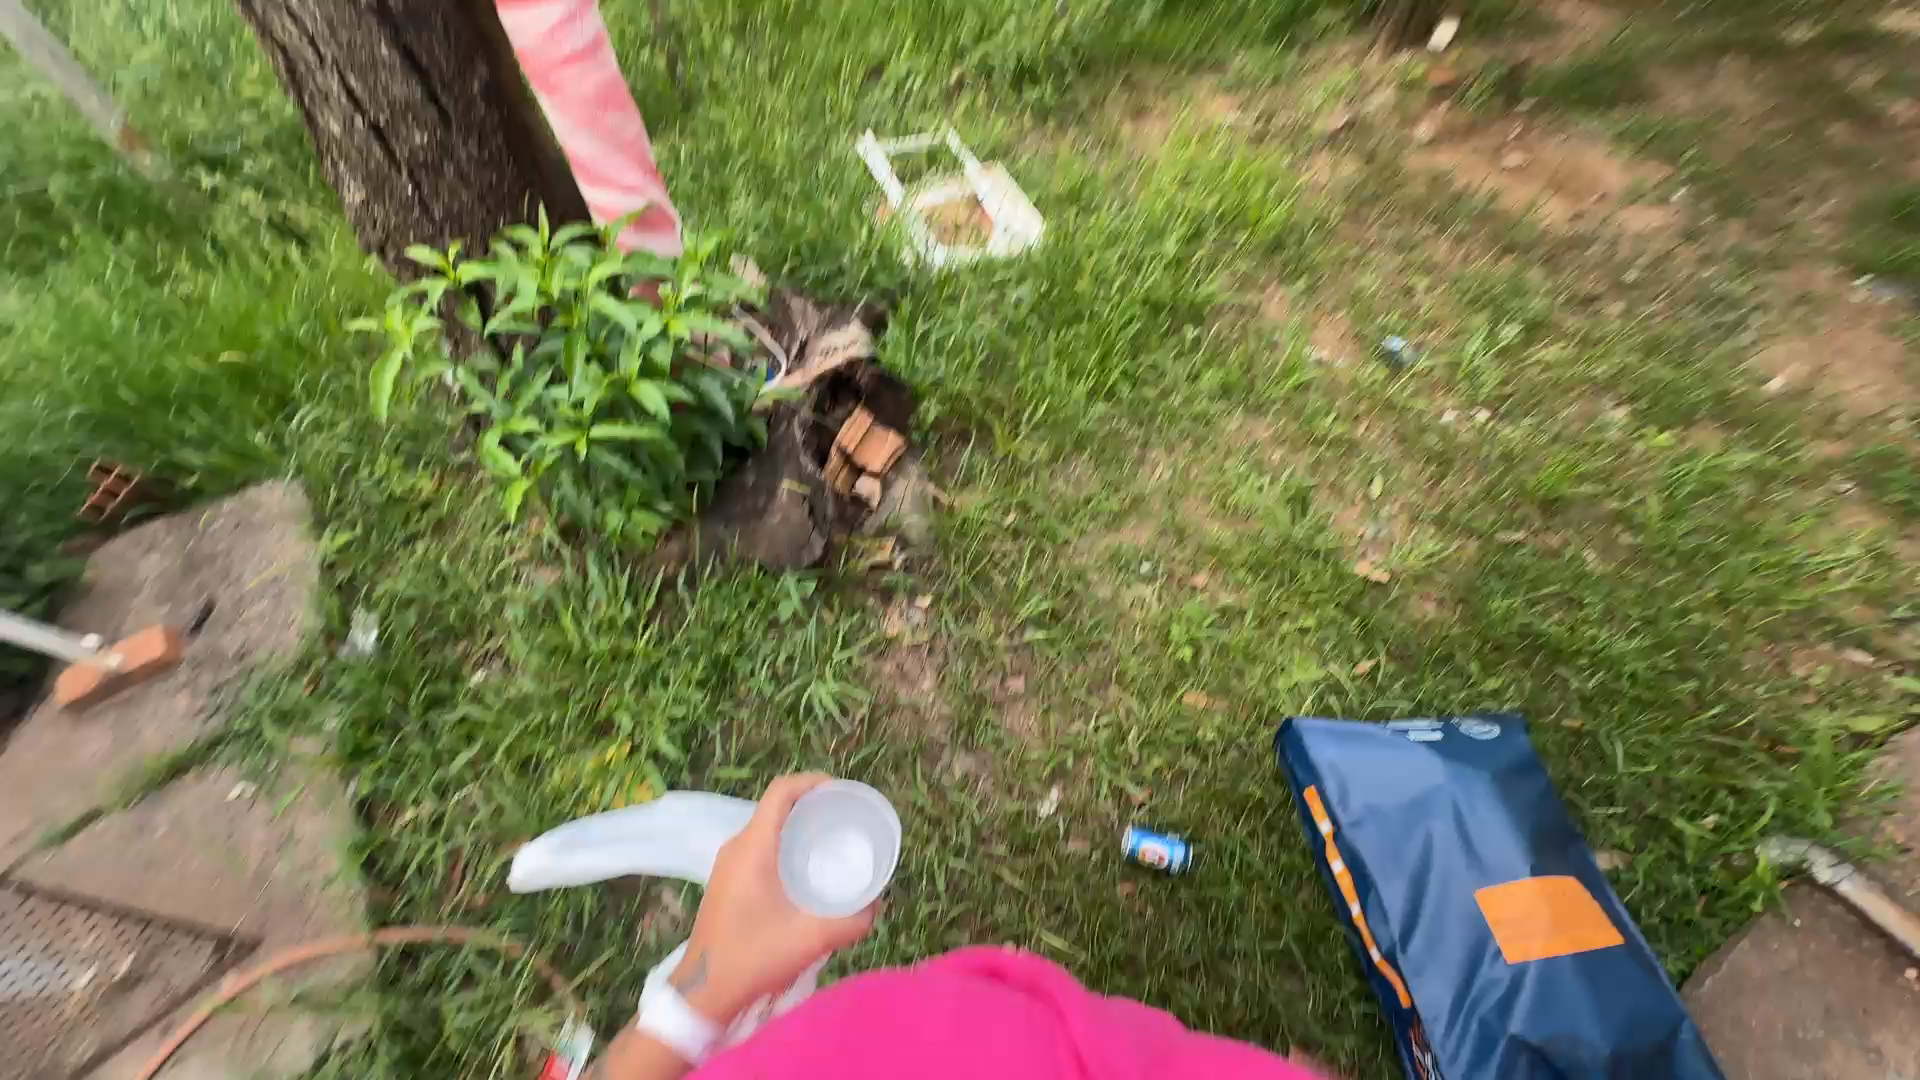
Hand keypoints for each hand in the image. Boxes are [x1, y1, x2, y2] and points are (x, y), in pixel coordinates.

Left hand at [669, 773, 877, 1022]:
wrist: (702, 995)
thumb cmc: (752, 957)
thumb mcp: (809, 939)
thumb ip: (850, 922)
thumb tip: (877, 905)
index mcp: (753, 846)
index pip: (780, 791)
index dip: (811, 781)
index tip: (840, 792)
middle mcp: (737, 846)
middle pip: (776, 806)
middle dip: (811, 804)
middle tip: (844, 817)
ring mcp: (728, 864)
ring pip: (768, 827)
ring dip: (797, 825)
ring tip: (831, 840)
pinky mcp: (727, 881)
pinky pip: (760, 845)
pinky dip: (785, 843)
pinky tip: (806, 868)